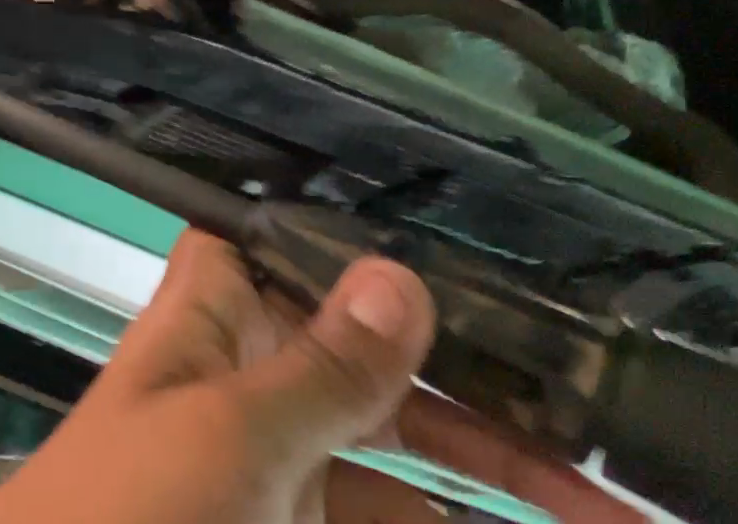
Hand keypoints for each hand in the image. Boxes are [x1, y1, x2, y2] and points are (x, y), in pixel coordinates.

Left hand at [0, 230, 643, 522]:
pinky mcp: (282, 519)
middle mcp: (240, 377)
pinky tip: (507, 521)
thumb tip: (398, 275)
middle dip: (470, 386)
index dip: (337, 241)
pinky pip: (377, 507)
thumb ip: (318, 368)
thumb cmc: (131, 507)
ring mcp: (265, 459)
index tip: (453, 260)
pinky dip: (435, 517)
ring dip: (485, 472)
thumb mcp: (232, 435)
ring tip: (606, 507)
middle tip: (599, 428)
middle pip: (363, 356)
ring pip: (387, 444)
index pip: (263, 247)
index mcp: (208, 325)